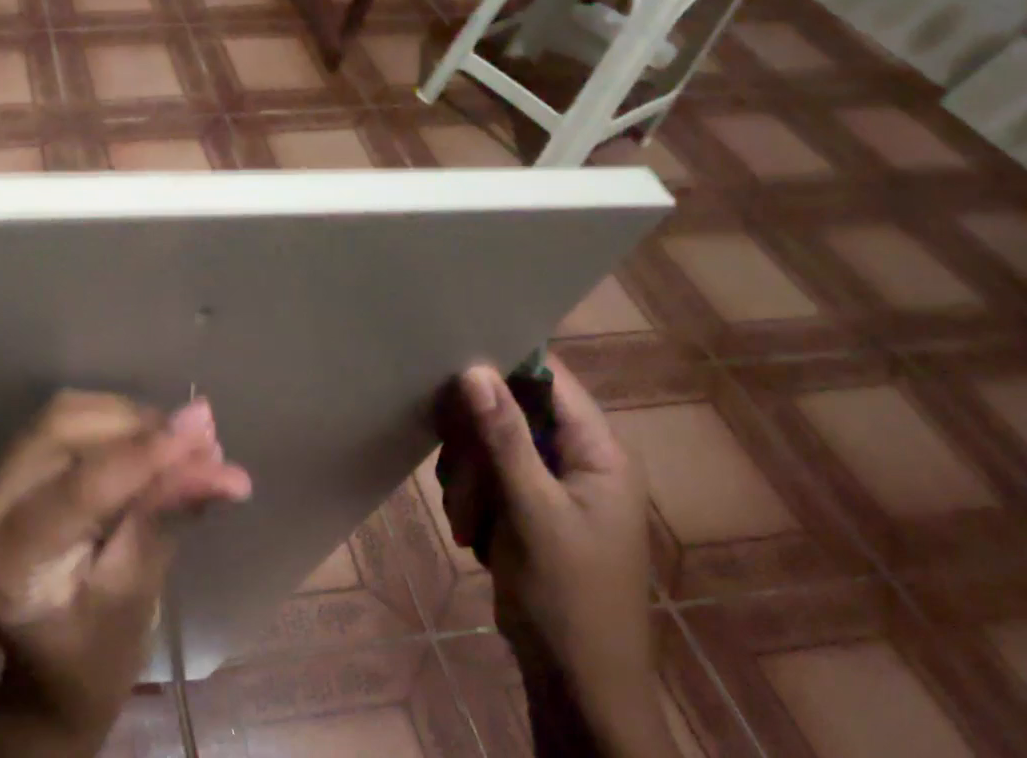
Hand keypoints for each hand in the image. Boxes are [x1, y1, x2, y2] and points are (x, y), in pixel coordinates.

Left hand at [0, 390, 250, 755]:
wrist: (50, 678)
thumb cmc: (95, 658)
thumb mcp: (136, 595)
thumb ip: (164, 519)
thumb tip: (220, 463)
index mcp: (6, 563)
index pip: (77, 490)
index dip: (142, 456)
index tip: (203, 430)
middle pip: (60, 431)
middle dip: (137, 426)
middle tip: (204, 438)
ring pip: (62, 417)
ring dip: (129, 419)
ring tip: (184, 442)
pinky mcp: (10, 473)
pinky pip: (63, 425)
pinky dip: (115, 424)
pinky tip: (154, 443)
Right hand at [436, 361, 677, 757]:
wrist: (576, 680)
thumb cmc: (568, 596)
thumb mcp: (534, 513)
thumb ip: (504, 439)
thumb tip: (473, 368)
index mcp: (599, 451)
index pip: (549, 379)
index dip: (502, 367)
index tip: (449, 371)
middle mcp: (577, 458)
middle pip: (508, 412)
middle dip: (476, 447)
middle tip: (463, 484)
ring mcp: (549, 485)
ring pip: (487, 447)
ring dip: (468, 481)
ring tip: (470, 523)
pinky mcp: (525, 508)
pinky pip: (483, 478)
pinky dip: (470, 501)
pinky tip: (473, 535)